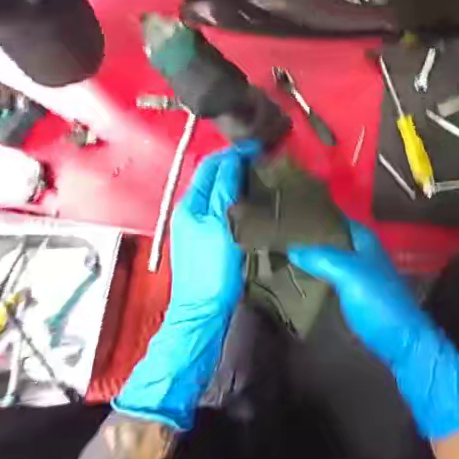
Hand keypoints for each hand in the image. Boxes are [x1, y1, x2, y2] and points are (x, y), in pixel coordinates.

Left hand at [113, 140, 260, 429]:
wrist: (204, 312)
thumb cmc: (211, 267)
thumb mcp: (220, 223)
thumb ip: (225, 188)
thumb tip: (234, 157)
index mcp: (190, 203)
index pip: (211, 164)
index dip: (235, 151)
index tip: (262, 146)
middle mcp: (192, 210)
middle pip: (216, 176)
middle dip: (239, 164)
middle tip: (269, 160)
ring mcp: (200, 226)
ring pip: (223, 192)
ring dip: (242, 181)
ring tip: (267, 176)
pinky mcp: (212, 239)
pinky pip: (227, 208)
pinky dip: (242, 199)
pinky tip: (259, 202)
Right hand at [289, 221, 458, 440]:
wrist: (401, 340)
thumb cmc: (378, 301)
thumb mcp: (350, 274)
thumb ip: (323, 257)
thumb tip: (293, 246)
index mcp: (364, 240)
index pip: (338, 217)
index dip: (317, 213)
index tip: (288, 211)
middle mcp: (362, 252)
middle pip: (332, 237)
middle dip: (309, 235)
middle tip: (276, 233)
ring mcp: (358, 274)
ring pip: (329, 257)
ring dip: (309, 255)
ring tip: (278, 251)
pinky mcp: (353, 295)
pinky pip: (329, 276)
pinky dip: (314, 273)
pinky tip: (295, 276)